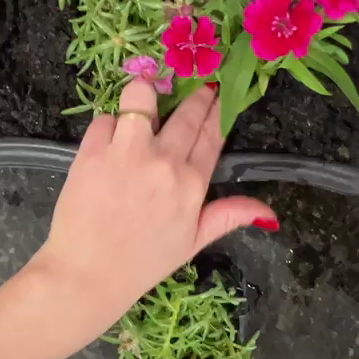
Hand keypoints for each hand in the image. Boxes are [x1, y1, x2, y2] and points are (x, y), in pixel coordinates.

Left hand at [28, 78, 274, 336]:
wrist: (88, 274)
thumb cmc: (142, 262)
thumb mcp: (193, 242)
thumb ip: (229, 216)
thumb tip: (270, 213)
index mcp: (191, 184)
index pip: (211, 135)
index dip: (216, 110)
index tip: (218, 94)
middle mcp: (164, 162)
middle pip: (186, 113)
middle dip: (195, 94)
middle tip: (197, 84)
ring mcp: (127, 154)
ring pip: (141, 98)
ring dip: (145, 92)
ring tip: (145, 94)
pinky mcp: (92, 152)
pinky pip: (104, 119)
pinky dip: (108, 124)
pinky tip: (110, 137)